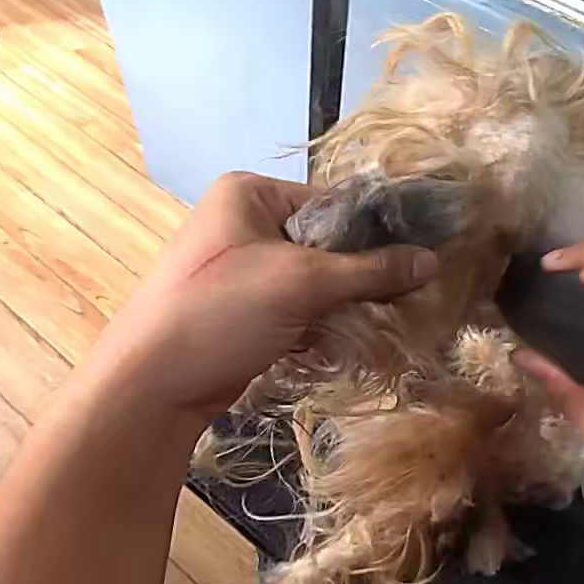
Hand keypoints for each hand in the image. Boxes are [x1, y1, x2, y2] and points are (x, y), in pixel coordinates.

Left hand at [73, 172, 437, 430]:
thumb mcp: (302, 282)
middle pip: (332, 240)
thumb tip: (434, 260)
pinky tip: (360, 333)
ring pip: (323, 274)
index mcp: (252, 193)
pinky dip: (331, 316)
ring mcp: (249, 265)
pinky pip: (307, 300)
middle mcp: (250, 220)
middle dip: (366, 270)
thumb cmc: (220, 312)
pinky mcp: (252, 303)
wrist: (149, 390)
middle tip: (412, 290)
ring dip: (352, 298)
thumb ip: (372, 269)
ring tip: (393, 314)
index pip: (335, 201)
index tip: (422, 254)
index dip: (379, 229)